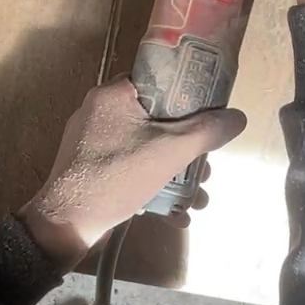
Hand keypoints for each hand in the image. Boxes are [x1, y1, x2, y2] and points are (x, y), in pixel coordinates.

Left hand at [19, 79, 245, 271]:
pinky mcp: (90, 167)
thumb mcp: (169, 152)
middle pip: (157, 119)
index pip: (158, 81)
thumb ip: (206, 132)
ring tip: (196, 198)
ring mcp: (92, 140)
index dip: (189, 97)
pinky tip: (174, 213)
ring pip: (146, 147)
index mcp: (113, 94)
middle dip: (187, 148)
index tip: (210, 117)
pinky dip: (152, 183)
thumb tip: (239, 117)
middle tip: (206, 168)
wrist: (66, 224)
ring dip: (175, 172)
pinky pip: (130, 166)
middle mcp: (100, 110)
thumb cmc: (116, 177)